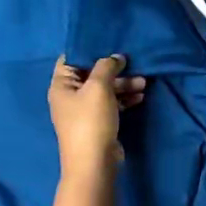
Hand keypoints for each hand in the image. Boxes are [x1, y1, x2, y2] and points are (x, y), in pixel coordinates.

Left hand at [48, 54, 145, 177]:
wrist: (94, 163)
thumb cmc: (91, 120)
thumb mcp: (98, 87)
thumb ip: (106, 66)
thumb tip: (115, 57)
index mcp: (61, 85)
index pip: (71, 58)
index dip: (89, 48)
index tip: (110, 42)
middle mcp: (69, 96)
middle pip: (91, 74)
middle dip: (114, 69)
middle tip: (134, 63)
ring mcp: (83, 111)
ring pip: (104, 90)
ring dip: (123, 84)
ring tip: (144, 82)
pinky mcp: (97, 123)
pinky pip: (111, 104)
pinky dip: (124, 99)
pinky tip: (140, 96)